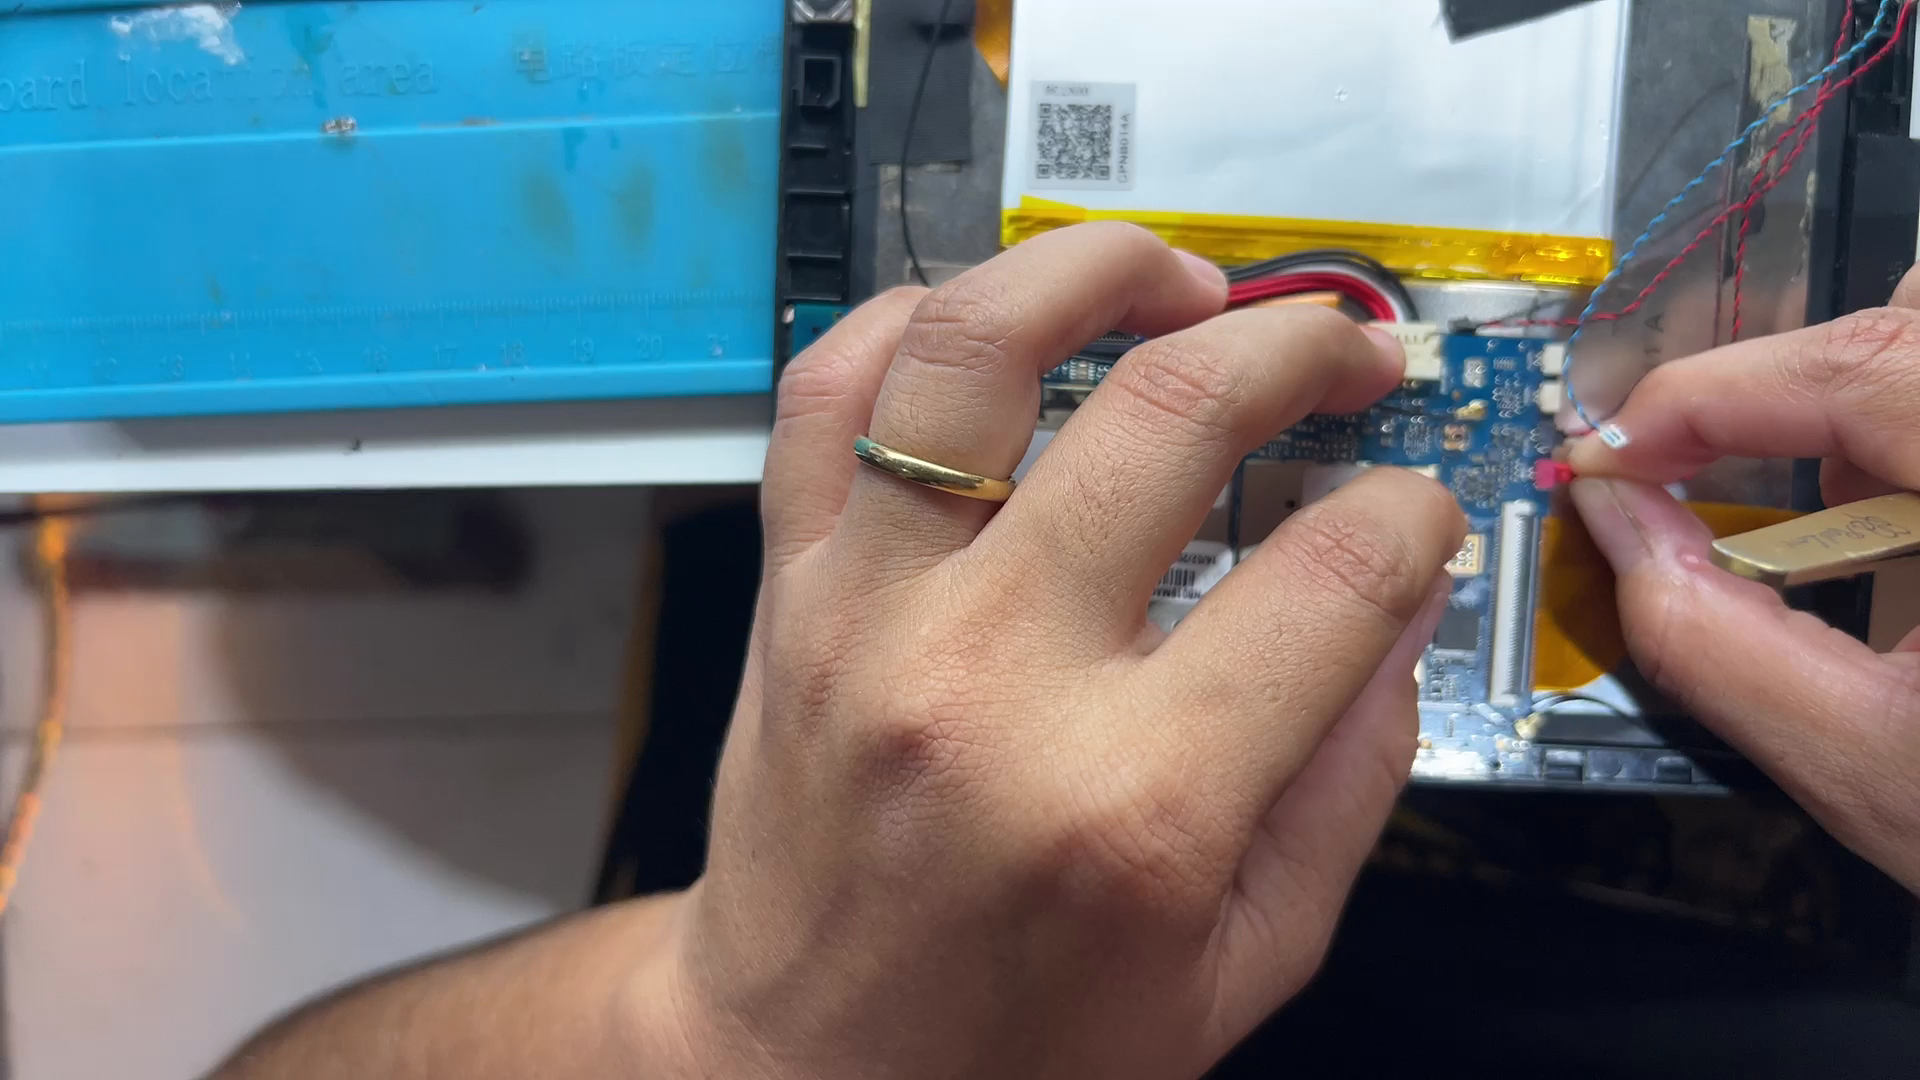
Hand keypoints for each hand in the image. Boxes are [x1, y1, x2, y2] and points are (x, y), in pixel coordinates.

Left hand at [637, 224, 1463, 1077]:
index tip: (1409, 501)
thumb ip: (1348, 774)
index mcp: (1136, 799)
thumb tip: (1394, 592)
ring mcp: (868, 608)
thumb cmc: (1025, 1042)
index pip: (1334, 575)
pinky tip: (986, 328)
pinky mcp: (792, 589)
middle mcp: (989, 673)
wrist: (803, 1059)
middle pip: (1167, 415)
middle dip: (1291, 346)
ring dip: (1090, 270)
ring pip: (969, 350)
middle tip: (1334, 346)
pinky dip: (908, 323)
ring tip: (1169, 278)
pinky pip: (823, 397)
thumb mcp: (1242, 961)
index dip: (1408, 515)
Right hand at [1568, 266, 1919, 893]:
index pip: (1863, 369)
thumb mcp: (1857, 761)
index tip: (1607, 460)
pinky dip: (1900, 431)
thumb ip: (1699, 629)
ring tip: (1820, 507)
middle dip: (1784, 379)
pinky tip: (1899, 522)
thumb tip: (1609, 510)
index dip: (1694, 398)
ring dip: (1846, 400)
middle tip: (1699, 464)